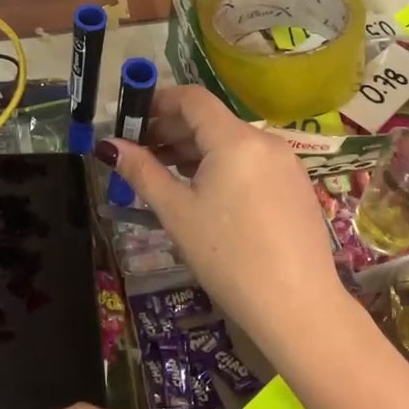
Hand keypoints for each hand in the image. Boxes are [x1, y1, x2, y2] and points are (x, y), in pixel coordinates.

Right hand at [99, 85, 344, 355]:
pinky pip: (250, 160)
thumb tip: (109, 145)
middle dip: (171, 129)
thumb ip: (142, 171)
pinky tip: (203, 192)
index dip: (158, 102)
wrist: (300, 310)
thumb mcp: (177, 213)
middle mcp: (265, 141)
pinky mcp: (295, 185)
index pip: (192, 98)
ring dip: (194, 148)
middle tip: (139, 151)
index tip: (131, 119)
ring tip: (164, 173)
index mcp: (235, 139)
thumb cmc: (229, 258)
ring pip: (230, 141)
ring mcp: (286, 163)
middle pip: (210, 119)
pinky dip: (221, 164)